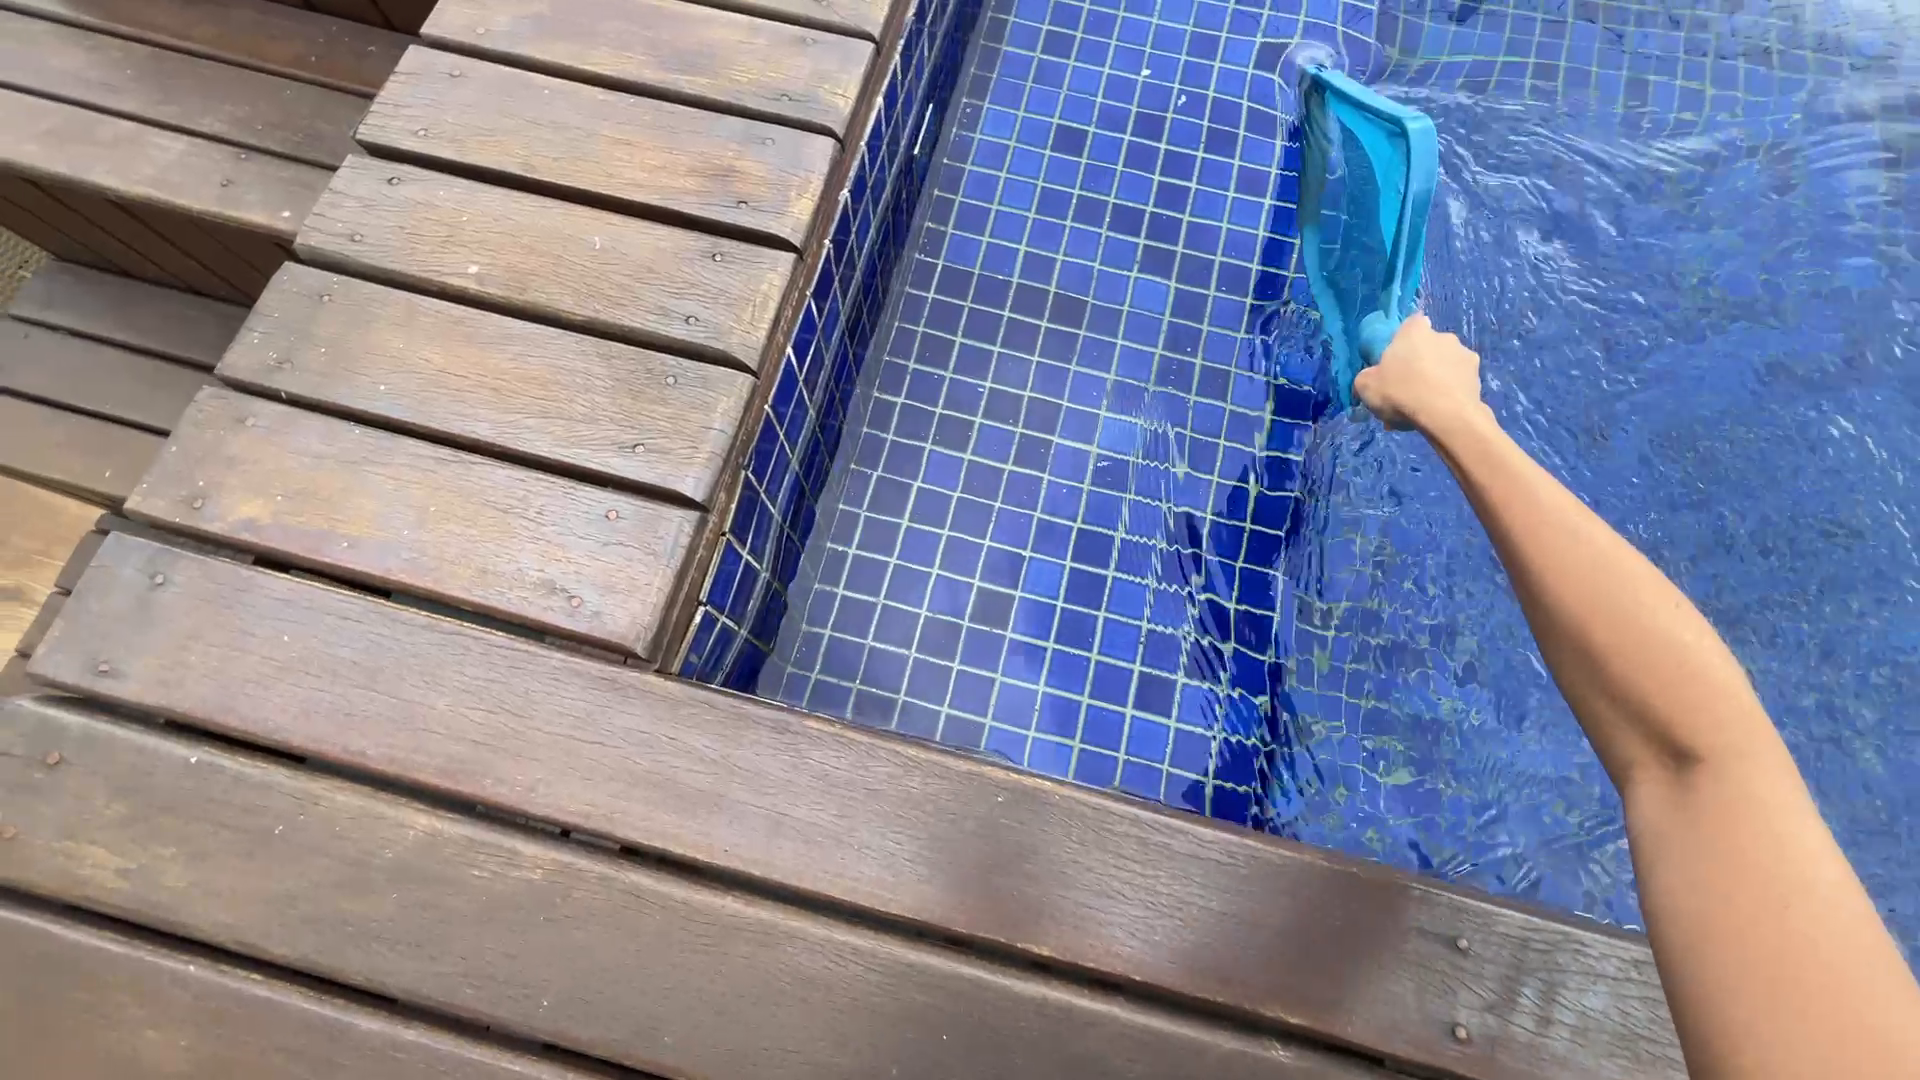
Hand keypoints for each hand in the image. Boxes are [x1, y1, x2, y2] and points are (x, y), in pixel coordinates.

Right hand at [1351, 313, 1485, 434]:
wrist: (1444, 415)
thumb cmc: (1400, 392)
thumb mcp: (1365, 386)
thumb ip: (1367, 377)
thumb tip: (1371, 378)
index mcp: (1414, 331)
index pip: (1410, 324)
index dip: (1402, 340)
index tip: (1395, 359)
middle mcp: (1443, 336)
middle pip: (1427, 347)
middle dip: (1418, 364)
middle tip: (1404, 389)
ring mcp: (1465, 355)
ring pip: (1443, 366)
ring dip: (1434, 380)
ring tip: (1420, 407)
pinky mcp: (1478, 377)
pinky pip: (1456, 383)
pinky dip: (1447, 394)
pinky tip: (1436, 414)